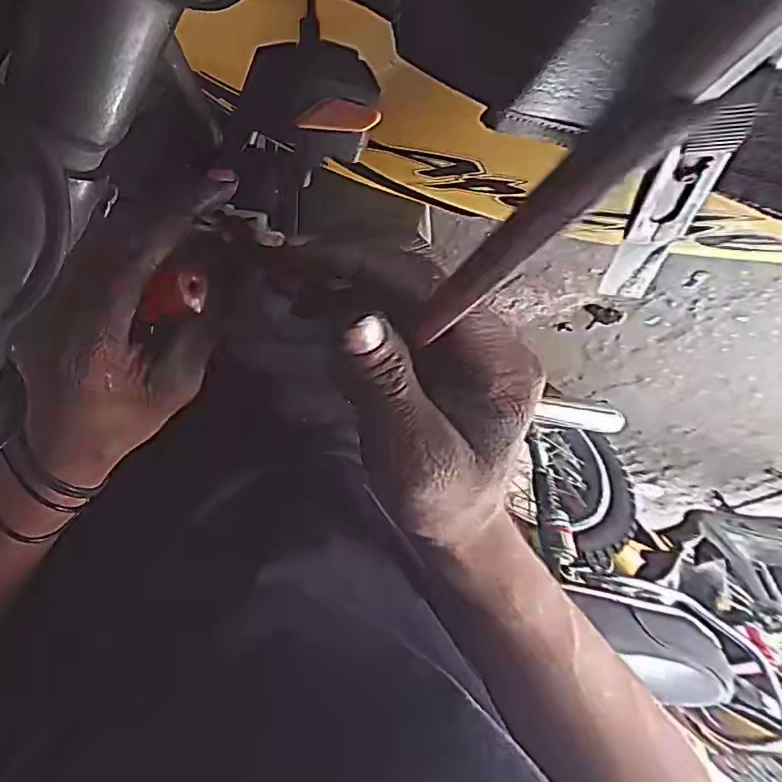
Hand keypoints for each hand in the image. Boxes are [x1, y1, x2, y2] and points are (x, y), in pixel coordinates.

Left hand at [13, 169, 237, 484]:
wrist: (58, 447)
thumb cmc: (119, 424)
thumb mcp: (174, 387)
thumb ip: (201, 330)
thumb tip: (227, 278)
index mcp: (95, 335)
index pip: (134, 257)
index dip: (173, 221)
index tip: (208, 198)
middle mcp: (63, 307)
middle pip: (114, 236)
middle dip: (164, 213)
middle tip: (206, 203)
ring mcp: (47, 301)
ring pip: (98, 238)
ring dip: (144, 224)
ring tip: (186, 222)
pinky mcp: (45, 299)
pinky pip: (87, 254)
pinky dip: (123, 241)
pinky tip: (151, 245)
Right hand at [276, 243, 543, 553]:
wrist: (454, 523)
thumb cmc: (441, 498)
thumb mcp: (413, 452)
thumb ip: (386, 385)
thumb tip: (356, 321)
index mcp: (496, 356)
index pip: (430, 284)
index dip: (365, 263)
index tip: (307, 258)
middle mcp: (480, 332)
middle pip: (410, 272)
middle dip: (344, 263)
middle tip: (285, 262)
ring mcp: (453, 334)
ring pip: (392, 282)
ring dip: (337, 276)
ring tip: (287, 277)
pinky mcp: (428, 342)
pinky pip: (383, 304)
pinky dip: (341, 297)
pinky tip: (309, 301)